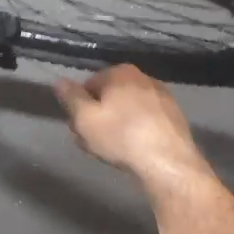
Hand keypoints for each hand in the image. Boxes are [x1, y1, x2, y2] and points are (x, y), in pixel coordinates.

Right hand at [54, 65, 211, 189]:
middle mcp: (143, 77)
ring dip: (115, 125)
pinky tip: (132, 150)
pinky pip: (145, 120)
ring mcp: (162, 96)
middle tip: (91, 142)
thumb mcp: (84, 119)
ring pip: (128, 109)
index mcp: (120, 72)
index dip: (79, 108)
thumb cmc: (120, 137)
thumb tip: (59, 81)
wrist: (167, 161)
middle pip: (110, 97)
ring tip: (110, 150)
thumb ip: (70, 98)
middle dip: (98, 117)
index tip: (78, 128)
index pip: (89, 85)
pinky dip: (135, 131)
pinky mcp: (174, 116)